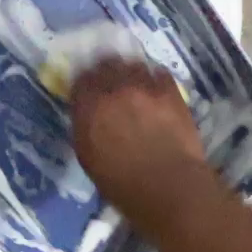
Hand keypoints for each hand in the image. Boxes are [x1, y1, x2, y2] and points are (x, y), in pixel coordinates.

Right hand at [69, 59, 217, 227]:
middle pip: (106, 64)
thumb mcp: (89, 159)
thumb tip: (89, 115)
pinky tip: (156, 90)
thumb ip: (85, 128)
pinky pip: (158, 73)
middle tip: (110, 84)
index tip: (88, 91)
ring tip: (134, 85)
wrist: (168, 186)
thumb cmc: (123, 185)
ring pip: (133, 65)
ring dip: (131, 73)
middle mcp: (114, 89)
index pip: (80, 80)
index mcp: (89, 108)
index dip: (85, 85)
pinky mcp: (170, 91)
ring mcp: (144, 86)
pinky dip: (154, 79)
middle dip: (106, 72)